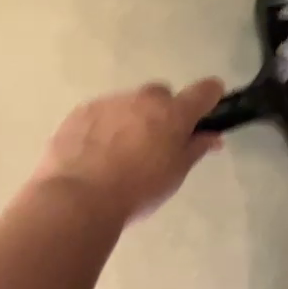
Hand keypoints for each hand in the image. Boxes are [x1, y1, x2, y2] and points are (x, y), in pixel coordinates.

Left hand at [32, 79, 226, 222]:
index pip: (206, 89)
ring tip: (119, 153)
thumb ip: (196, 148)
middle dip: (163, 112)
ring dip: (132, 119)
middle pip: (162, 95)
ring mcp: (111, 102)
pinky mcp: (81, 112)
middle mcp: (145, 99)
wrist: (76, 199)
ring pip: (130, 104)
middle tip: (155, 143)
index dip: (210, 98)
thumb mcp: (176, 174)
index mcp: (175, 113)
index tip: (205, 113)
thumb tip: (211, 136)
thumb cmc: (138, 189)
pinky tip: (95, 153)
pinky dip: (104, 126)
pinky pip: (102, 113)